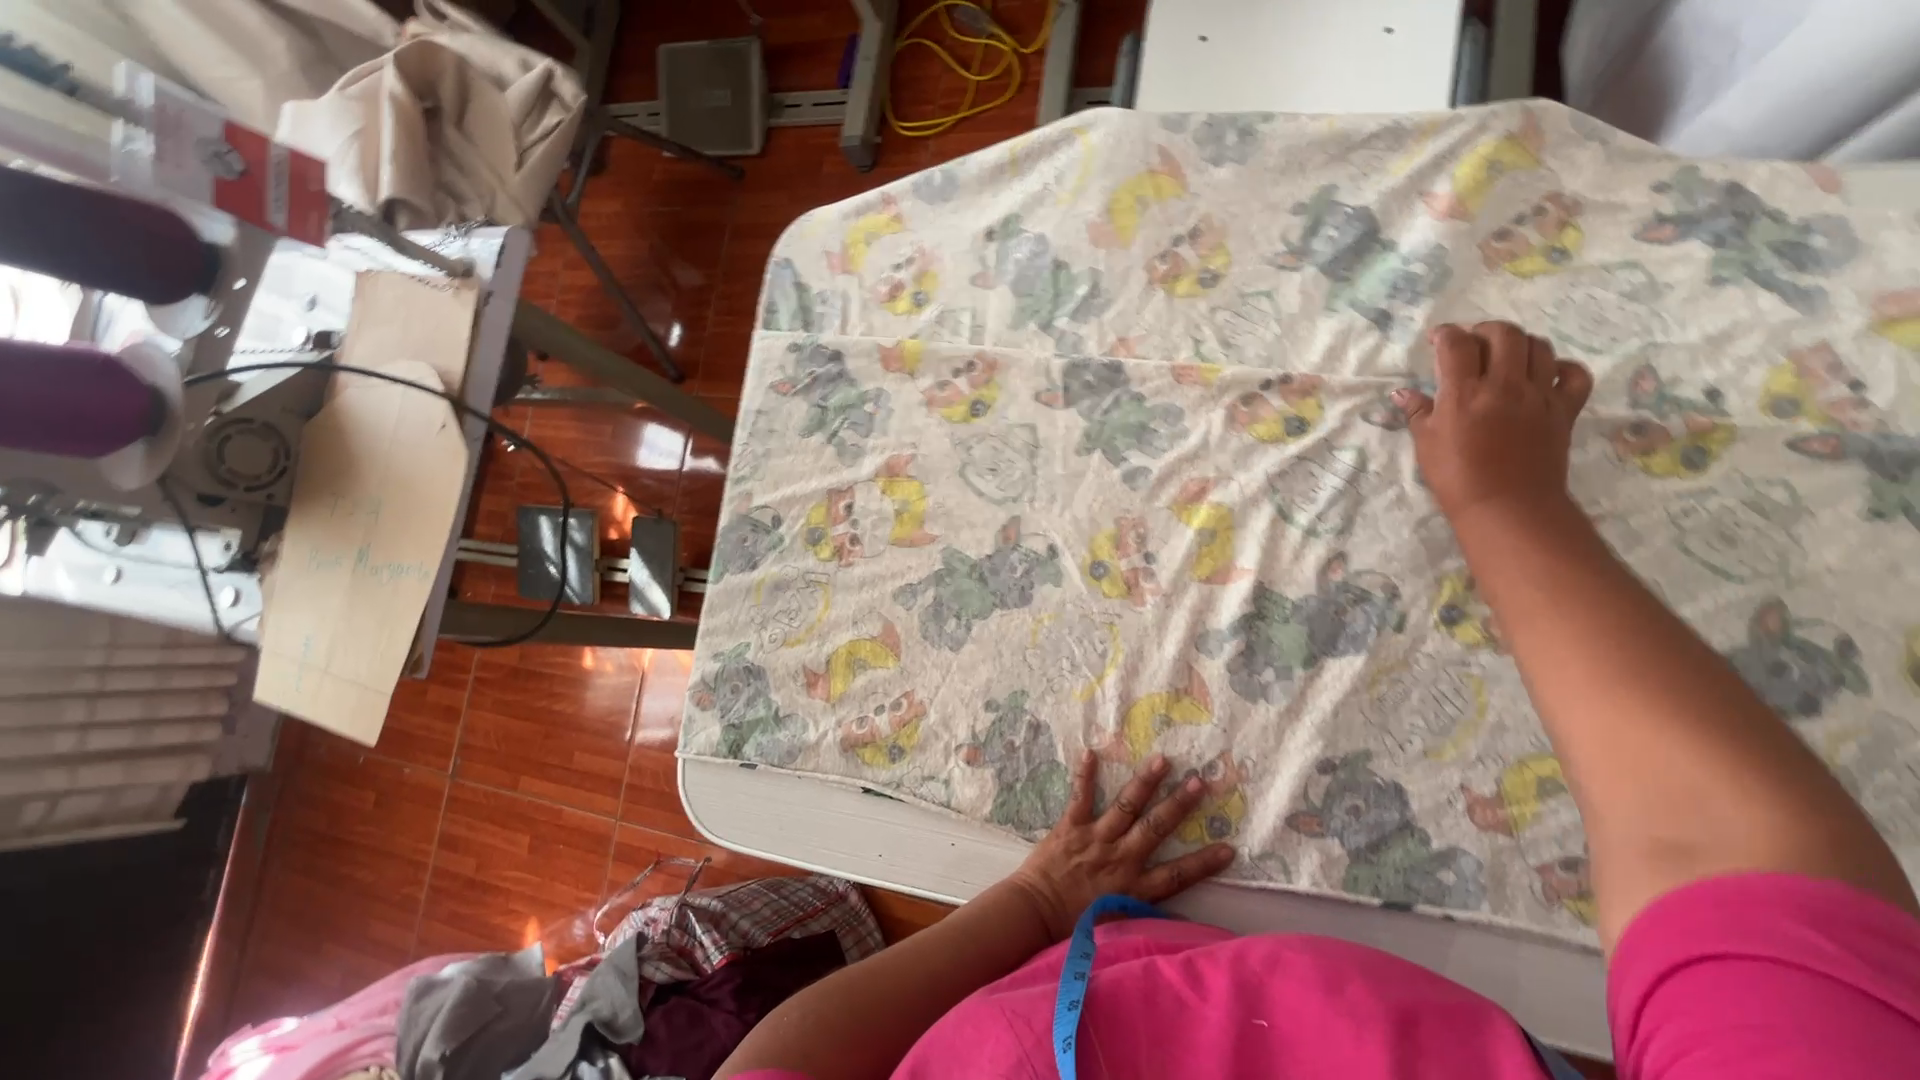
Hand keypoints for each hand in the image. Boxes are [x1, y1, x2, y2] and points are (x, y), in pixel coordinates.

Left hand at [1003, 751, 1236, 941]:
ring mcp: (1095, 840)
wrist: (1034, 914)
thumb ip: (1143, 914)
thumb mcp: (1117, 925)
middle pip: (1155, 829)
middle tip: (1199, 781)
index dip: (1203, 863)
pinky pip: (1080, 797)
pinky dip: (1085, 775)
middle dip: (1178, 805)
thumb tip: (1177, 922)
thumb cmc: (1074, 923)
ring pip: (1125, 807)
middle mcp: (1119, 859)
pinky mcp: (1070, 827)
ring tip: (1162, 759)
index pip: (1176, 875)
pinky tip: (1090, 751)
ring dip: (1144, 782)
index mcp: (1133, 888)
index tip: (1229, 847)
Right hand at [1394, 322, 1593, 531]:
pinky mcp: (1564, 409)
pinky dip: (1562, 367)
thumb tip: (1402, 393)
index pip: (1456, 345)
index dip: (1445, 334)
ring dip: (1520, 343)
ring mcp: (1539, 395)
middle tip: (1473, 342)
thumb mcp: (1427, 444)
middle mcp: (1504, 386)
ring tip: (1506, 355)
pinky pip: (1574, 374)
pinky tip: (1545, 375)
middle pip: (1503, 334)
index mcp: (1465, 394)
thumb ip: (1417, 412)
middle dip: (1485, 330)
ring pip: (1539, 346)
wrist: (1508, 508)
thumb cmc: (1457, 478)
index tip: (1437, 339)